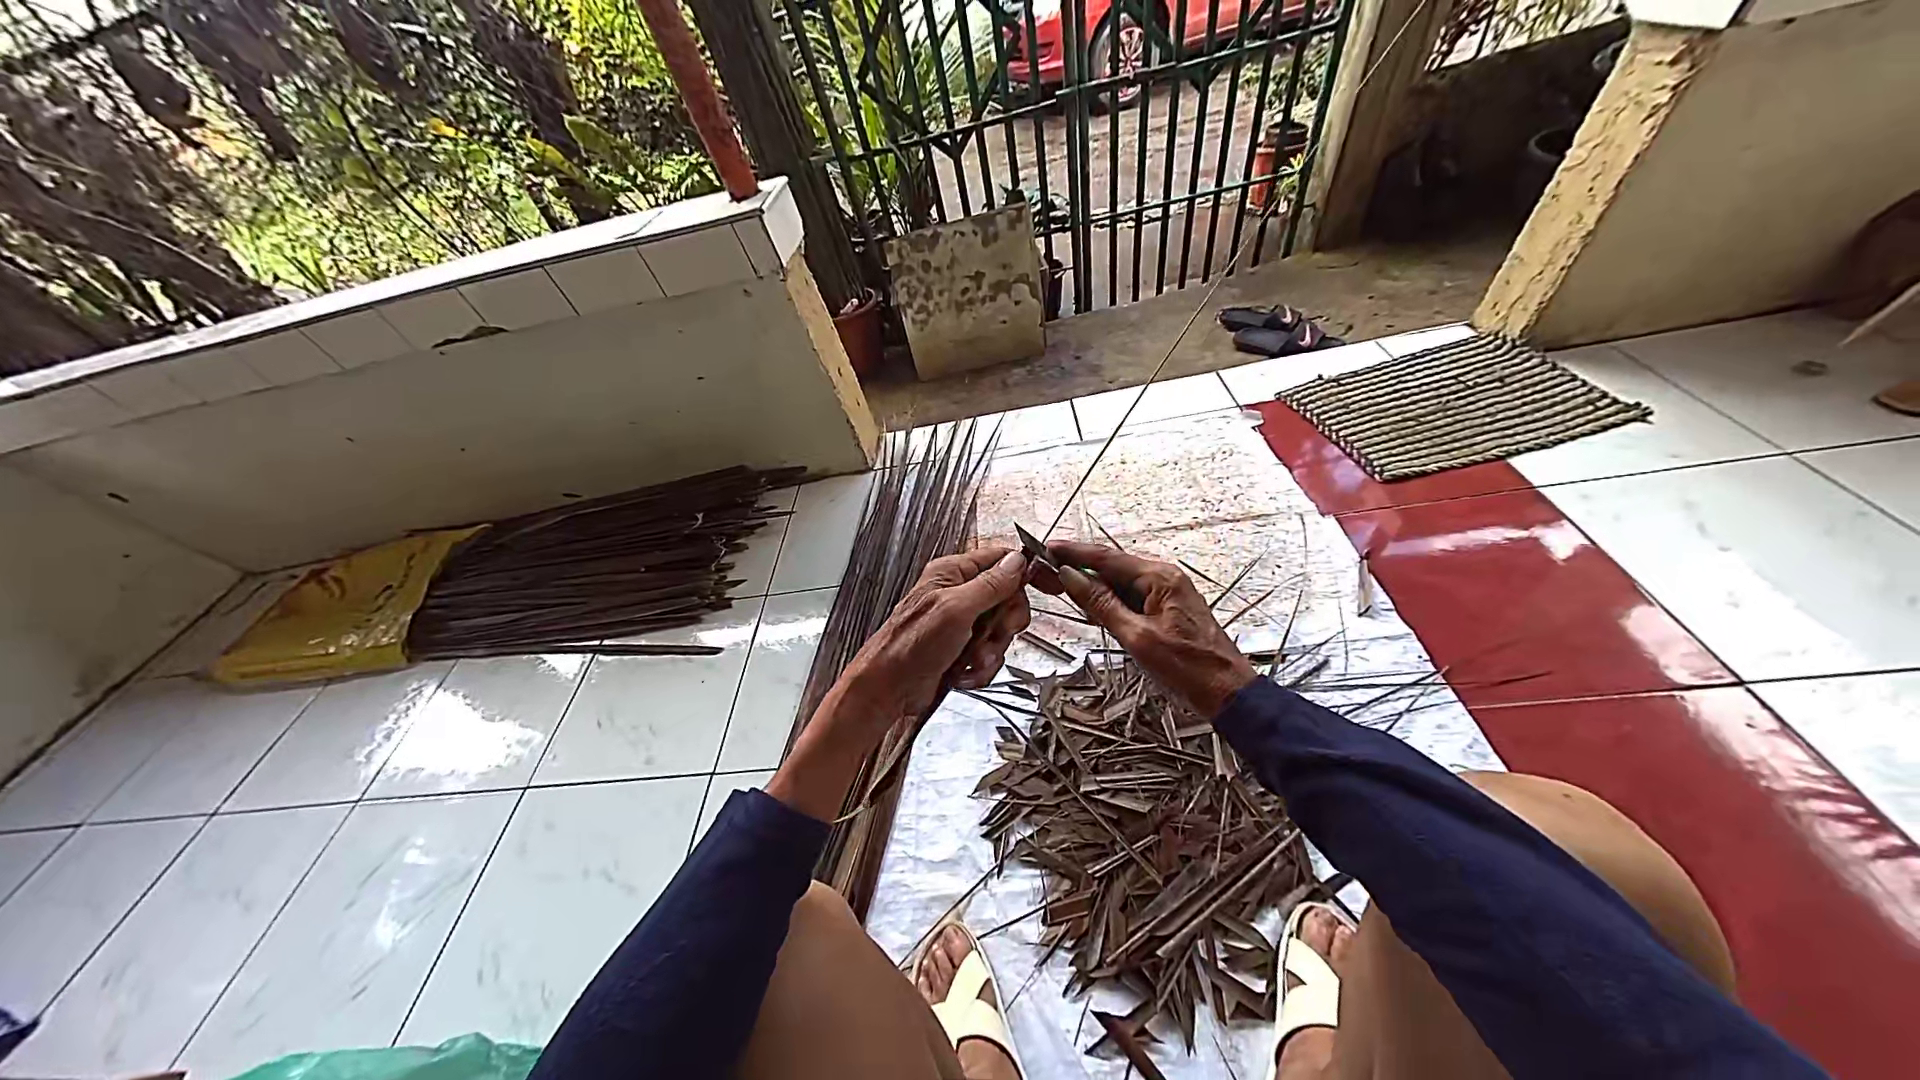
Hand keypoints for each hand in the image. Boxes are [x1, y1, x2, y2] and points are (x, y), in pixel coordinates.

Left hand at [833, 546, 1031, 732]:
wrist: (889, 689)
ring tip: (971, 658)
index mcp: (953, 574)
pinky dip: (981, 667)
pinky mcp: (962, 649)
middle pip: (1007, 599)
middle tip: (994, 633)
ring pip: (1001, 631)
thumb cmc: (910, 646)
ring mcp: (961, 624)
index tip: (1048, 586)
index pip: (1000, 559)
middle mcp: (958, 595)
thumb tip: (1017, 561)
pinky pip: (990, 654)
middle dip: (1004, 623)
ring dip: (991, 650)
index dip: (1025, 572)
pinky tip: (964, 672)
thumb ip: (990, 585)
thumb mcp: (956, 609)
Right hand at [1034, 540, 1256, 717]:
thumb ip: (1101, 604)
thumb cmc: (1189, 667)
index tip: (1047, 548)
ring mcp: (1166, 593)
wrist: (1226, 692)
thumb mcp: (1136, 636)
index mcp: (1160, 578)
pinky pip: (1129, 598)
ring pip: (1118, 584)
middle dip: (1077, 569)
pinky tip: (1090, 606)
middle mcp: (1164, 578)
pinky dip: (1108, 601)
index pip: (1107, 558)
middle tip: (1045, 570)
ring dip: (1090, 586)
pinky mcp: (1165, 609)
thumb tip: (1071, 577)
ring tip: (1059, 586)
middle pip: (1111, 568)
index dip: (1073, 553)